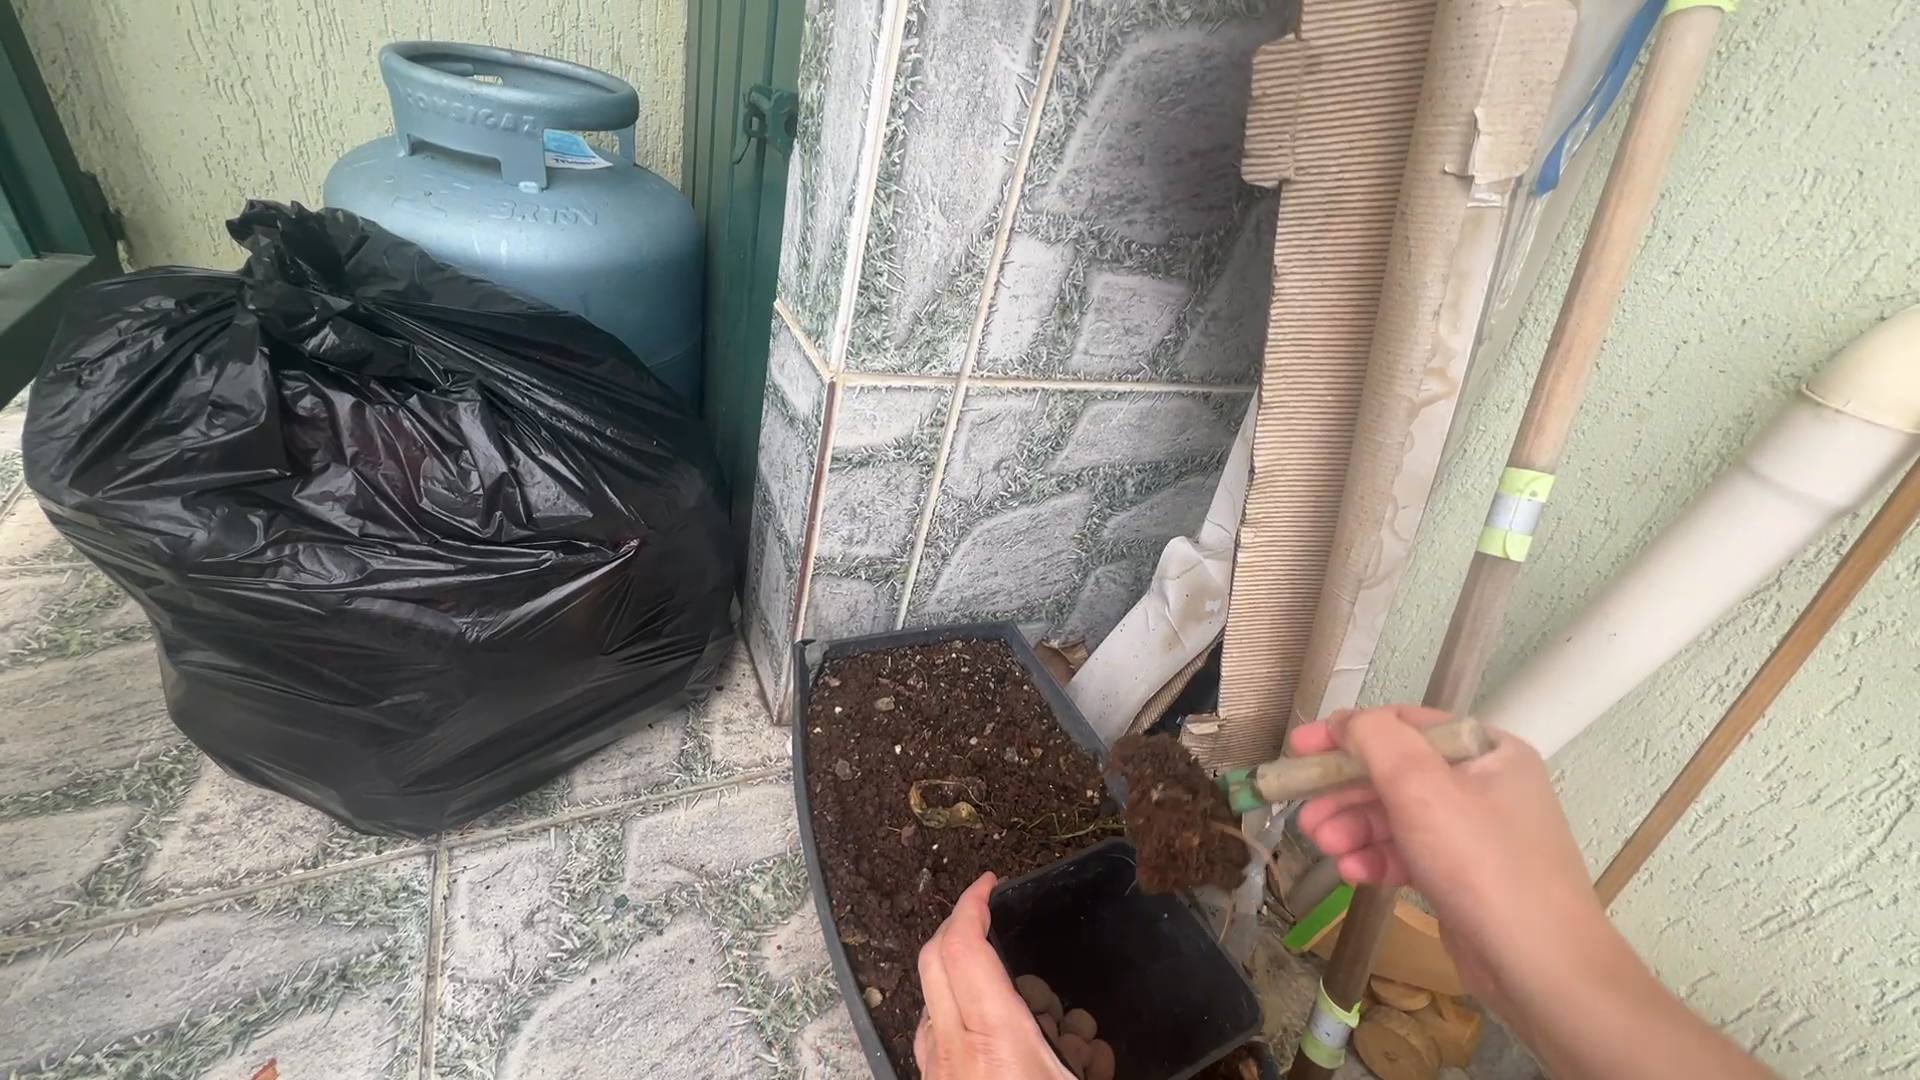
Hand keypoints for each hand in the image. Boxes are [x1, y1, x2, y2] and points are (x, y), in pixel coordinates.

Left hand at [915, 873, 1074, 1079]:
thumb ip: (1081, 1048)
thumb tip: (1087, 1033)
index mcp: (995, 1037)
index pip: (964, 946)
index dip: (972, 903)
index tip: (989, 883)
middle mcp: (954, 1046)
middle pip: (933, 956)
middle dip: (957, 921)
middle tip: (987, 914)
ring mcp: (933, 1066)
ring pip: (928, 993)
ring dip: (956, 970)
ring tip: (997, 979)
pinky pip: (929, 1030)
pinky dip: (952, 1011)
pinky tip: (981, 1024)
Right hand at [1289, 706, 1619, 1020]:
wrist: (1541, 972)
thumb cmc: (1481, 863)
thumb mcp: (1418, 784)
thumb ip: (1373, 737)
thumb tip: (1344, 722)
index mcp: (1486, 752)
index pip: (1401, 723)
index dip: (1345, 733)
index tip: (1300, 749)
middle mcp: (1482, 785)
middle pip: (1391, 773)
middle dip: (1342, 793)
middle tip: (1304, 811)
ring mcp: (1473, 833)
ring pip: (1393, 814)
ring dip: (1351, 827)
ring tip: (1322, 845)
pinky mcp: (1462, 874)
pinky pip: (1406, 851)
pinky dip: (1375, 857)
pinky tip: (1351, 872)